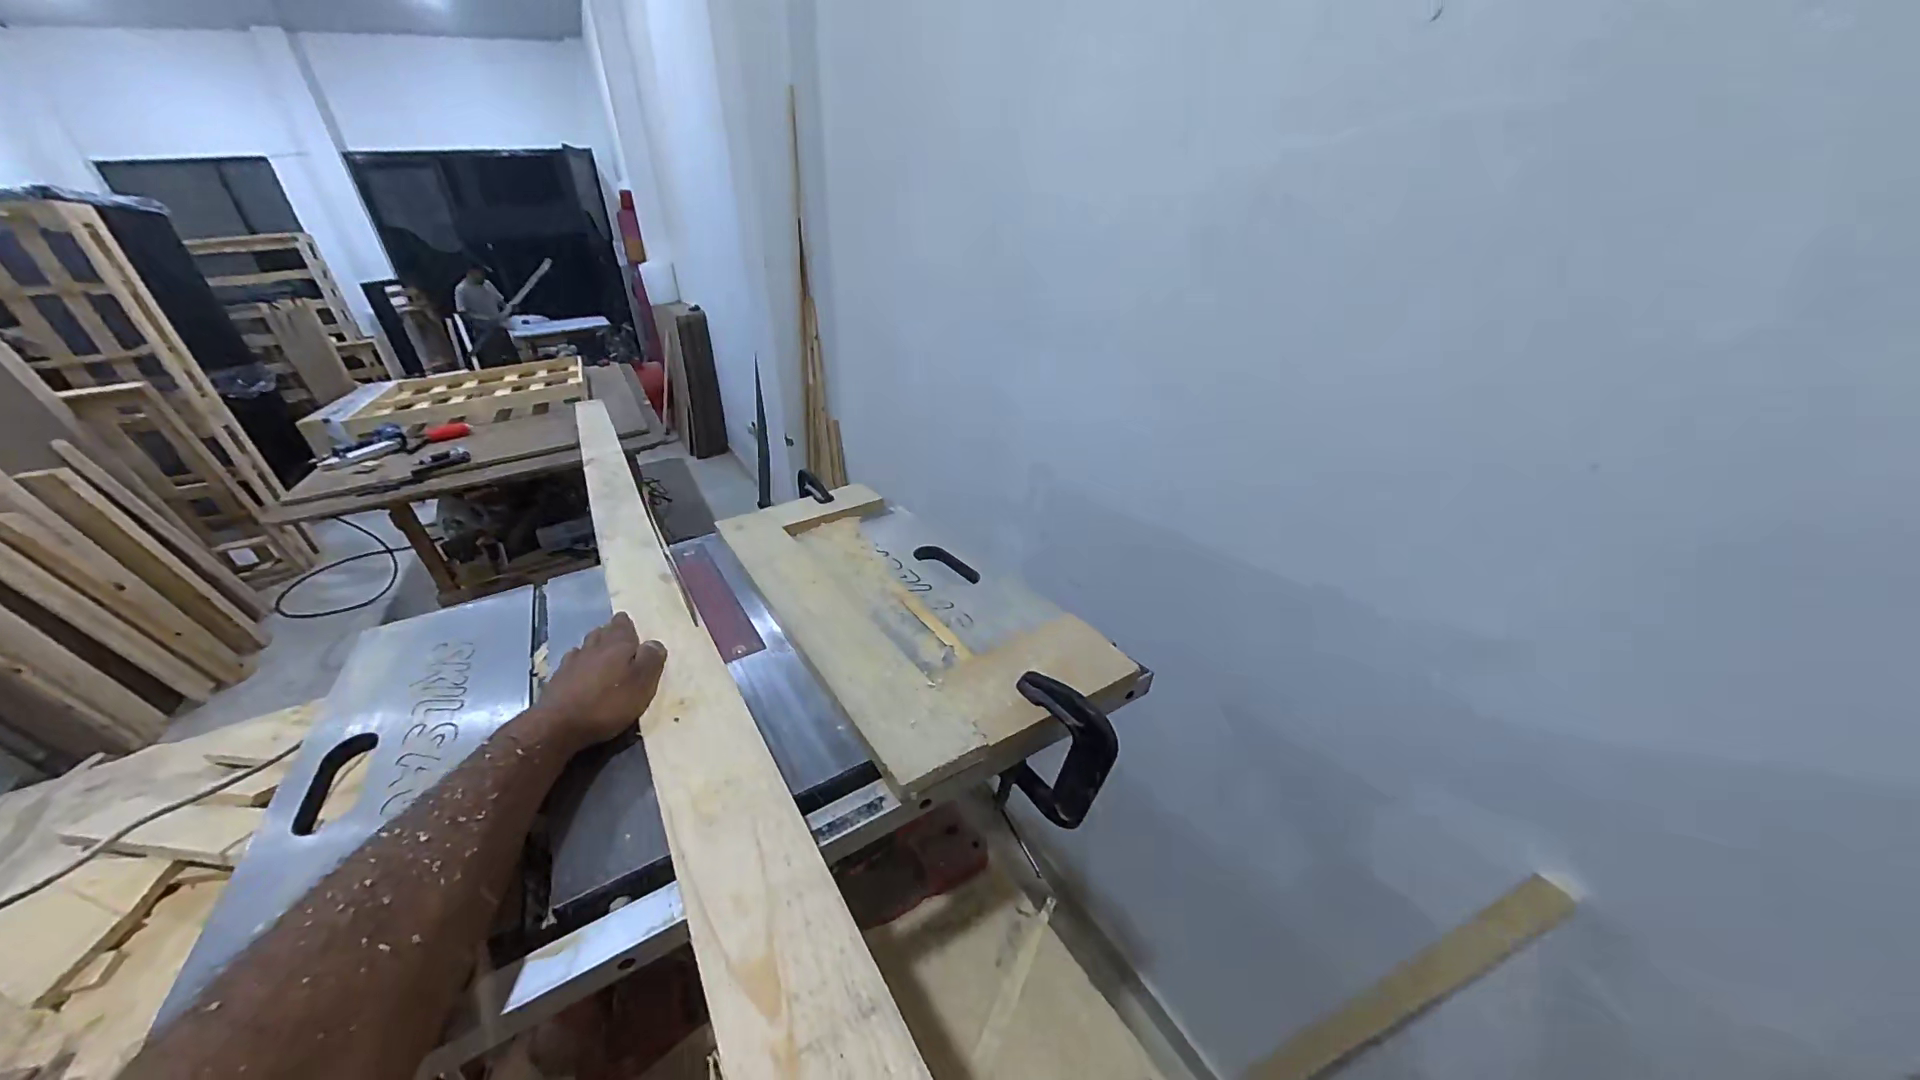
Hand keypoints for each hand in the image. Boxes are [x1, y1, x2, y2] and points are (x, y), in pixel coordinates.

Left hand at [532, 613, 666, 750]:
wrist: (558, 726)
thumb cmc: (609, 703)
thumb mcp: (643, 683)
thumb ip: (651, 659)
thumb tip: (654, 643)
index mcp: (617, 645)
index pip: (622, 624)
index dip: (626, 623)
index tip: (630, 624)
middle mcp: (594, 648)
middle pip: (602, 633)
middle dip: (611, 633)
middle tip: (620, 639)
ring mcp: (572, 663)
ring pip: (586, 647)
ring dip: (595, 647)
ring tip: (602, 654)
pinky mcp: (557, 680)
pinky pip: (572, 664)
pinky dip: (579, 664)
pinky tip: (580, 672)